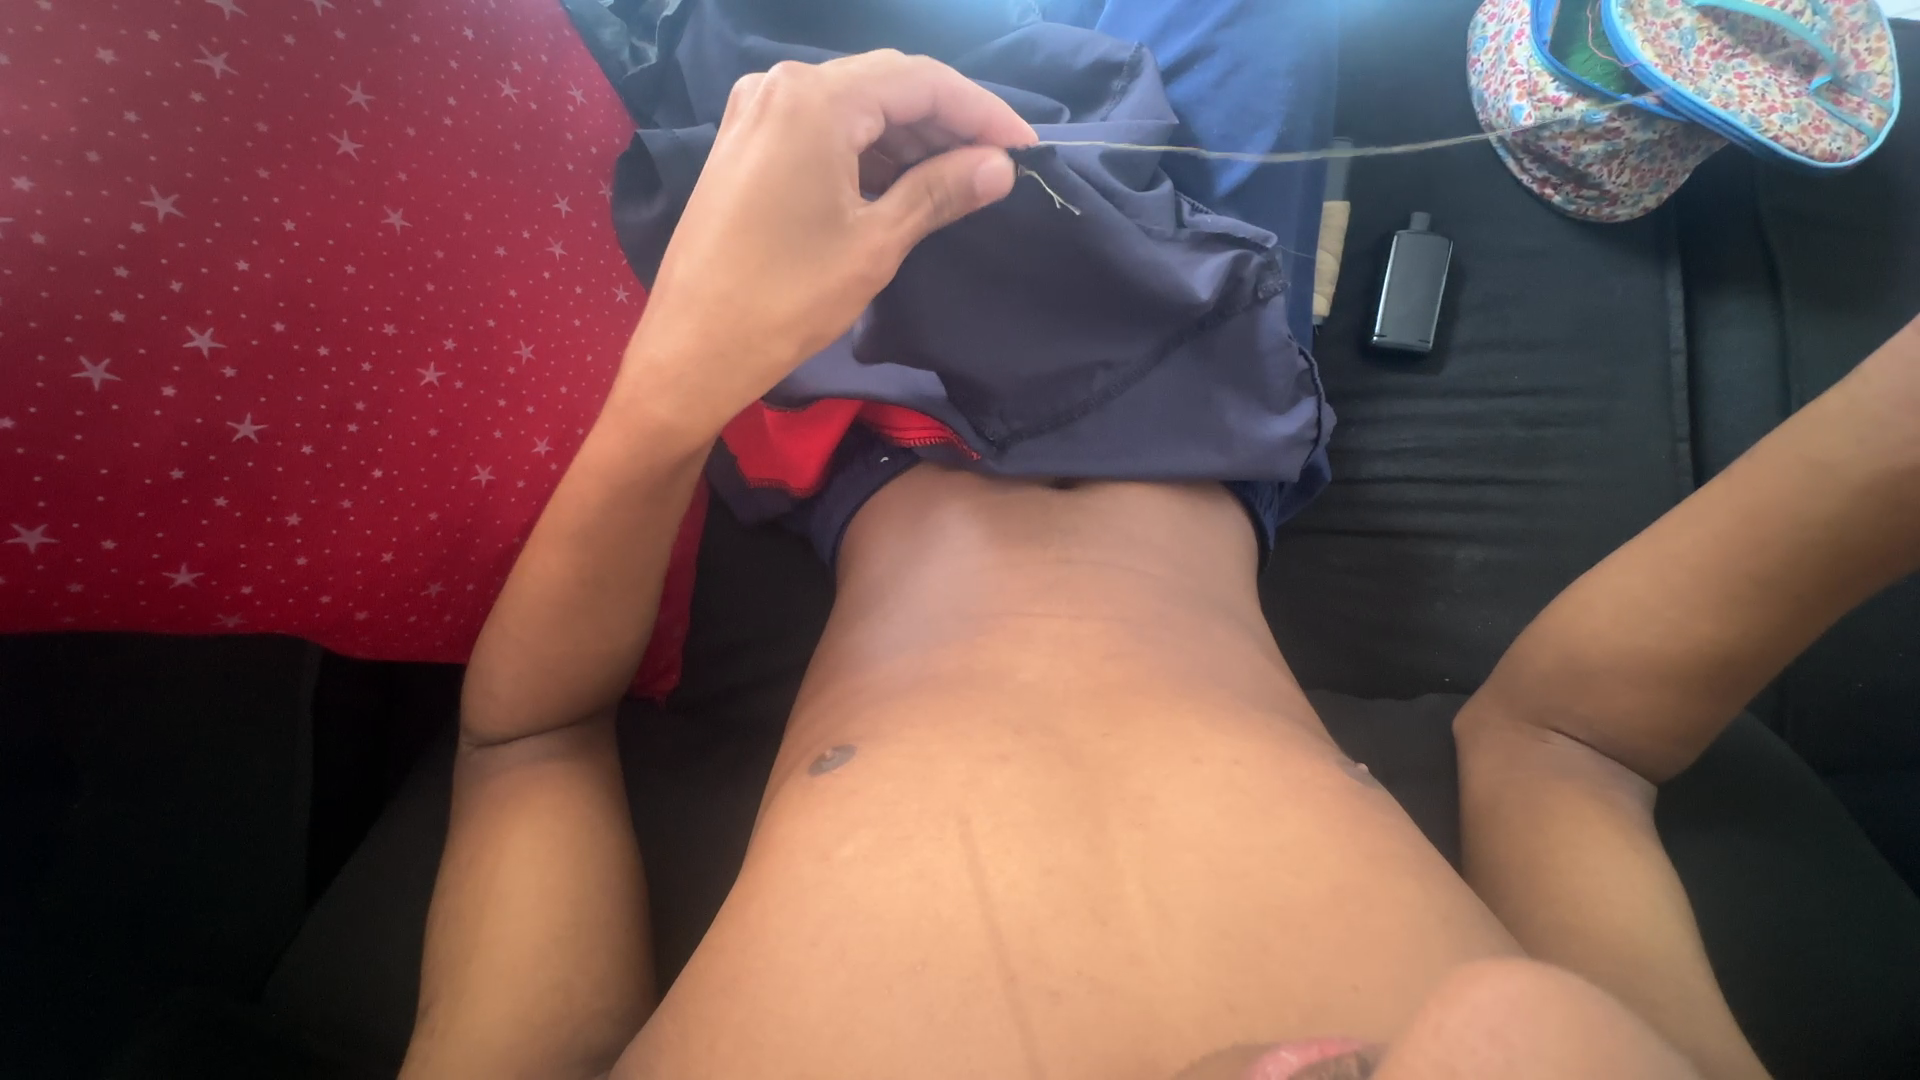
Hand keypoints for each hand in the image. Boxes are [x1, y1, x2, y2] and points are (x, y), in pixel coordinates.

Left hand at [618, 49, 1036, 434]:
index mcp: (815, 98)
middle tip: (996, 170)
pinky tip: (901, 186)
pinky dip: (868, 155)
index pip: (920, 81)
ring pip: (854, 112)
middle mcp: (781, 87)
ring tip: (958, 183)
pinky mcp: (747, 149)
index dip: (981, 112)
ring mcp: (757, 116)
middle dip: (947, 125)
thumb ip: (939, 193)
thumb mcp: (875, 243)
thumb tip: (999, 167)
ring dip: (909, 142)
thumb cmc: (788, 297)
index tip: (1026, 148)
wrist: (696, 346)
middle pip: (886, 87)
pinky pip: (823, 135)